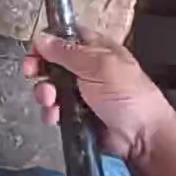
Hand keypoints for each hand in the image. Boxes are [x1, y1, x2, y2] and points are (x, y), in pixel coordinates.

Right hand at [22, 31, 175, 161]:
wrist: (141, 137)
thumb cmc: (128, 96)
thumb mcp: (99, 66)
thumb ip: (67, 52)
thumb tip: (42, 38)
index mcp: (97, 50)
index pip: (66, 37)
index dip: (48, 41)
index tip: (36, 49)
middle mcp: (86, 69)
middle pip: (52, 62)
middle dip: (40, 68)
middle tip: (33, 72)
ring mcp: (80, 92)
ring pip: (49, 86)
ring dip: (44, 93)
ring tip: (50, 99)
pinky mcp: (75, 113)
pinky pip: (53, 108)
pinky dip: (51, 112)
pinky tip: (56, 115)